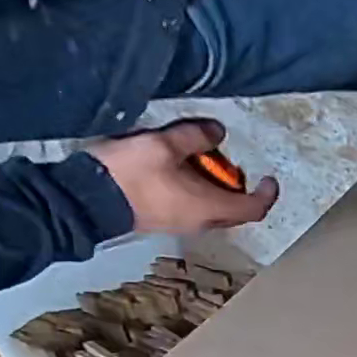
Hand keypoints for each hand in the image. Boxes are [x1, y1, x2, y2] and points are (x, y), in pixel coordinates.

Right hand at [86, 119, 278, 233]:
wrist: (86, 201)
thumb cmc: (130, 174)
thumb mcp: (164, 145)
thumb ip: (195, 136)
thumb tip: (219, 131)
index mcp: (211, 207)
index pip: (254, 208)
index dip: (267, 194)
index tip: (269, 178)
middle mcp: (203, 222)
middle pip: (236, 211)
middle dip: (240, 189)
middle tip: (231, 164)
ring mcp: (184, 225)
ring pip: (216, 211)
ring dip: (218, 190)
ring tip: (204, 163)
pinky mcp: (166, 222)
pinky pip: (196, 210)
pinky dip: (201, 193)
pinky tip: (183, 172)